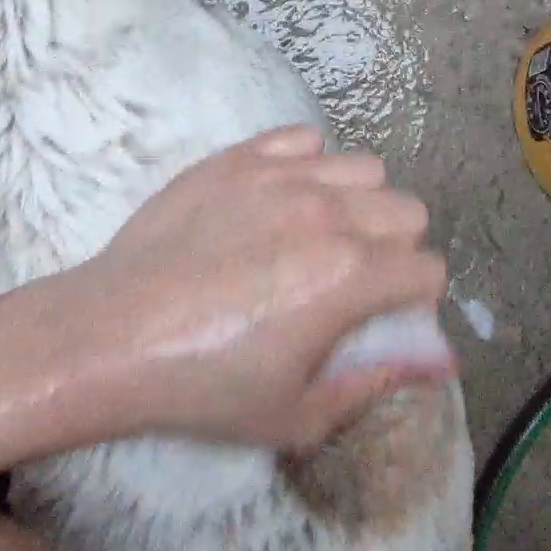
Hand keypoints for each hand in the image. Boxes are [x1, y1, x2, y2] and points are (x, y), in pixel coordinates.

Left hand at [53, 126, 452, 450]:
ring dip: (356, 201)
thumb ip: (376, 380)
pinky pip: (302, 139)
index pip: (428, 269)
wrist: (112, 333)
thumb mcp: (296, 412)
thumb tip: (437, 364)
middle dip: (393, 247)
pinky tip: (277, 198)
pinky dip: (306, 164)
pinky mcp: (237, 157)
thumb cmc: (203, 385)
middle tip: (348, 277)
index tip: (380, 315)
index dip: (413, 299)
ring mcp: (279, 176)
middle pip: (406, 210)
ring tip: (315, 233)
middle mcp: (326, 213)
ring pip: (363, 168)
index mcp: (348, 276)